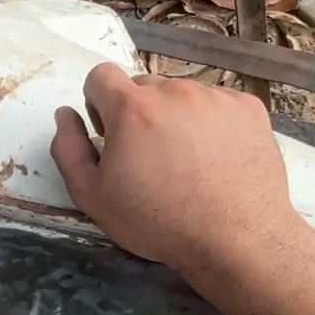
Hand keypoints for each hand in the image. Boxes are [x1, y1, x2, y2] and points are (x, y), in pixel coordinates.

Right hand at [49, 62, 301, 274]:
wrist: (234, 238)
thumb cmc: (155, 220)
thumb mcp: (91, 195)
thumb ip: (68, 148)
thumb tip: (65, 114)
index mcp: (131, 108)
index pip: (100, 75)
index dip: (97, 103)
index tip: (108, 134)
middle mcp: (174, 91)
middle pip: (142, 86)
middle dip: (136, 113)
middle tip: (145, 155)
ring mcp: (216, 97)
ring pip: (180, 94)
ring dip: (172, 117)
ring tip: (183, 160)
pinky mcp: (249, 108)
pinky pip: (216, 103)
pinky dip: (207, 123)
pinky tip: (212, 158)